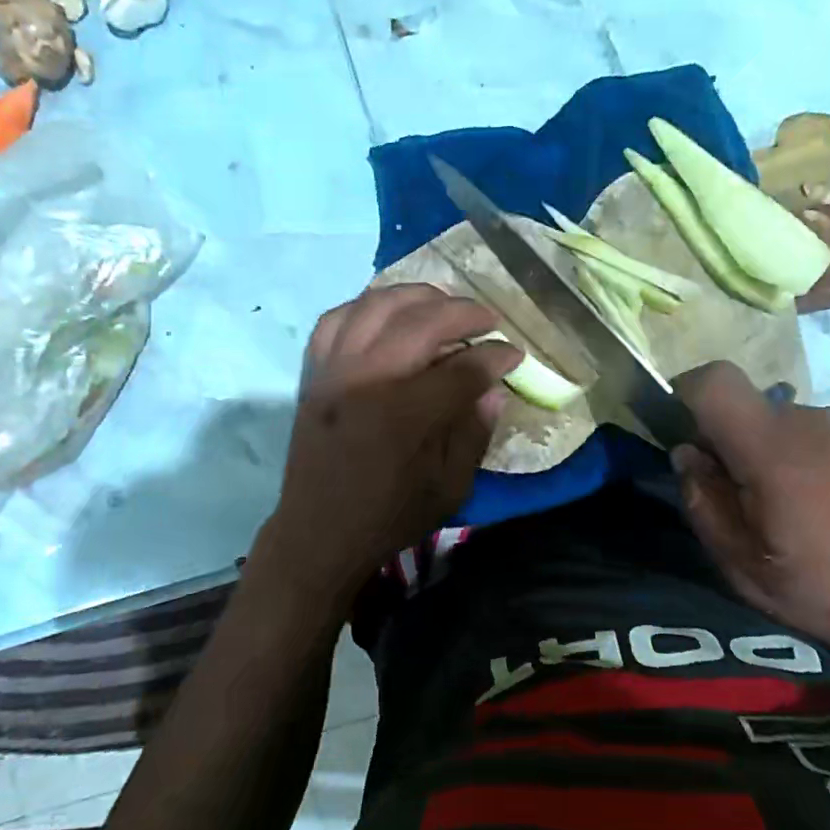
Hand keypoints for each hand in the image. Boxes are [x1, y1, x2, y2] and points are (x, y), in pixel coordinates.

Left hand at [260, 284, 518, 589]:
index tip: (515, 355)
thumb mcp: (449, 489)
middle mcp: (367, 380)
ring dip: (417, 296)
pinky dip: (367, 306)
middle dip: (464, 313)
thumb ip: (473, 434)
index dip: (495, 357)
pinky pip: (337, 318)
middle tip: (489, 320)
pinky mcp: (314, 374)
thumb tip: (493, 390)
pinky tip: (389, 313)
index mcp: (405, 417)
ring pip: (376, 306)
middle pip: (421, 322)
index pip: (462, 368)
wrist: (319, 533)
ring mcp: (334, 371)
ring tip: (444, 304)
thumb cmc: (390, 517)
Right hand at [671, 362, 829, 690]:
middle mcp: (816, 418)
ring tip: (817, 523)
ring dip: (784, 463)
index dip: (687, 396)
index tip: (689, 440)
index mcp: (776, 451)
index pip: (714, 382)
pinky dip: (823, 464)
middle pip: (753, 415)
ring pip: (793, 429)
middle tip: (762, 516)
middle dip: (739, 453)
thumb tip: (687, 456)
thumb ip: (707, 509)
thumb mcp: (754, 575)